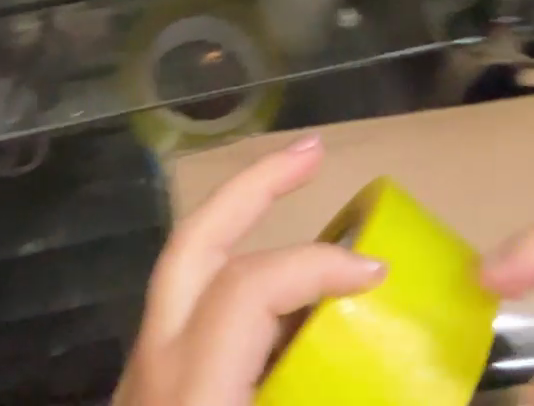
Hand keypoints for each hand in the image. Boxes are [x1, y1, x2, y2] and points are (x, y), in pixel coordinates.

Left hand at [115, 135, 385, 405]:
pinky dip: (233, 277)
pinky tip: (276, 291)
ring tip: (290, 193)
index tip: (375, 271)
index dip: (314, 266)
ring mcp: (141, 369)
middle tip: (311, 151)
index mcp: (191, 385)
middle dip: (252, 186)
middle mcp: (155, 361)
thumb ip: (327, 391)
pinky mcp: (147, 383)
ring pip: (184, 266)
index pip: (247, 288)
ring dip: (238, 222)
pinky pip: (189, 306)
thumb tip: (391, 372)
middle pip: (193, 241)